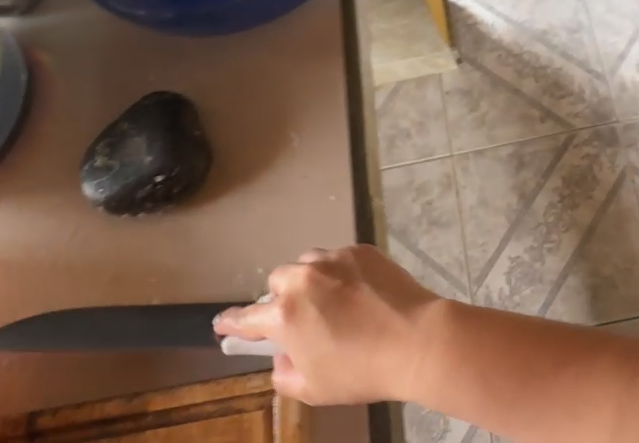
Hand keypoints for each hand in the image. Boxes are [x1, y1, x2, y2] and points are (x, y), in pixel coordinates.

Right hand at [213, 245, 441, 404]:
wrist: (415, 339)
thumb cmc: (360, 370)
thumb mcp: (314, 388)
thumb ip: (286, 374)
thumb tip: (283, 357)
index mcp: (285, 314)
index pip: (248, 317)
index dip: (233, 323)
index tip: (223, 324)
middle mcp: (304, 278)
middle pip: (279, 281)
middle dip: (283, 298)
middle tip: (300, 319)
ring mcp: (334, 259)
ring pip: (309, 263)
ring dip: (311, 280)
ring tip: (331, 303)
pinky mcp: (362, 250)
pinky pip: (340, 258)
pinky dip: (341, 273)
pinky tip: (359, 294)